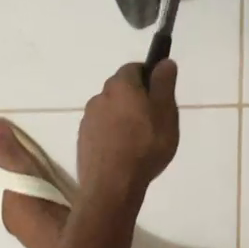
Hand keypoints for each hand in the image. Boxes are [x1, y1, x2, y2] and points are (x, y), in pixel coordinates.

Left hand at [76, 60, 179, 201]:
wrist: (112, 185)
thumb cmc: (145, 146)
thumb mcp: (166, 113)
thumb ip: (164, 84)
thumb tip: (164, 62)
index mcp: (121, 85)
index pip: (134, 68)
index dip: (149, 77)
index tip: (161, 95)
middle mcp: (100, 96)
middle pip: (121, 89)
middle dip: (137, 98)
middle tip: (155, 120)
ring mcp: (88, 119)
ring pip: (111, 110)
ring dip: (124, 117)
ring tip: (140, 141)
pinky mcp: (83, 139)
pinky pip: (102, 128)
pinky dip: (113, 133)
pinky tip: (124, 152)